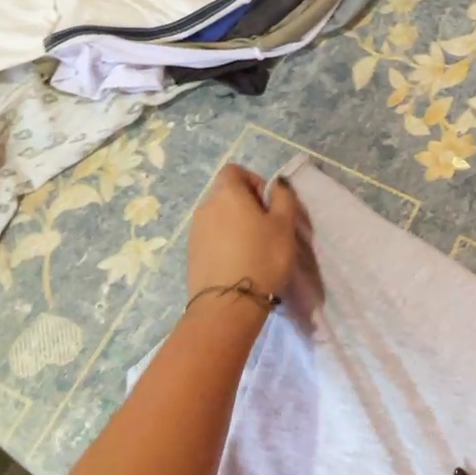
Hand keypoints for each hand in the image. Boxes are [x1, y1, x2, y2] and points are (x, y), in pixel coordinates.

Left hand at [185, 165, 305, 301]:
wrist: (228, 304)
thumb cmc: (262, 257)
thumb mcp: (284, 225)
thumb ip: (283, 197)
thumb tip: (277, 183)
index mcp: (227, 194)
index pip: (234, 171)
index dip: (253, 181)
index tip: (268, 203)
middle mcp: (205, 207)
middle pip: (225, 194)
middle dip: (245, 204)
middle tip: (266, 227)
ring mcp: (194, 232)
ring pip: (218, 217)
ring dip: (234, 225)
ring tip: (253, 248)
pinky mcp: (191, 254)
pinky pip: (211, 238)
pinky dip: (224, 242)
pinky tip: (239, 262)